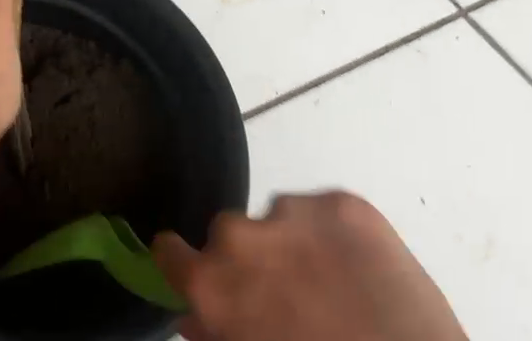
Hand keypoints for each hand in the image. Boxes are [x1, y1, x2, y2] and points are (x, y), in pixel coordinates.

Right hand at [154, 194, 466, 340]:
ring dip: (294, 244)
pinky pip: (323, 210)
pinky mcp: (345, 205)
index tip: (203, 277)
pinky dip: (336, 235)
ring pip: (279, 219)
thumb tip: (192, 317)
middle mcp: (242, 236)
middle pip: (229, 234)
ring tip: (335, 287)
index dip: (184, 264)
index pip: (169, 249)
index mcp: (213, 281)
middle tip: (289, 299)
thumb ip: (214, 335)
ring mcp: (295, 213)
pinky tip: (362, 273)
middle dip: (251, 261)